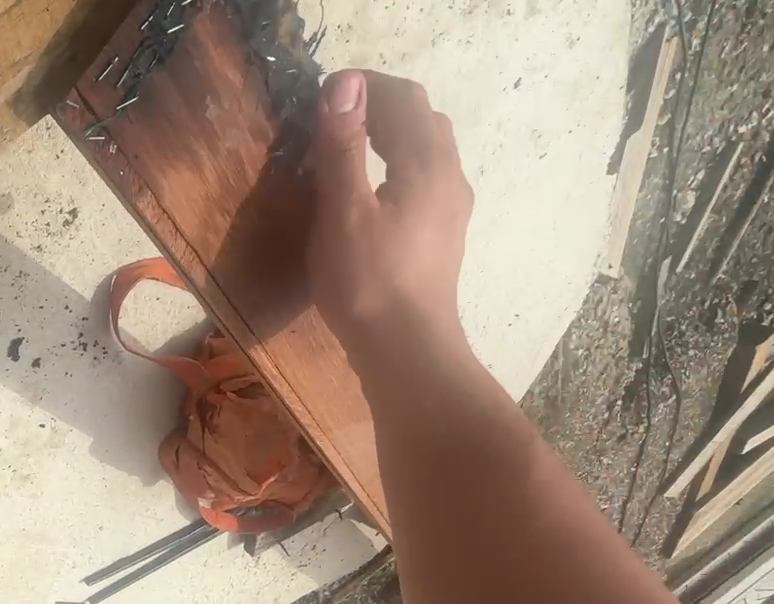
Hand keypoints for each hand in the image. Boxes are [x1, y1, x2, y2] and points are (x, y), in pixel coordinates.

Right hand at [308, 70, 475, 361]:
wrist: (405, 349)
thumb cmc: (367, 283)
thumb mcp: (344, 214)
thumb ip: (343, 149)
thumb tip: (342, 84)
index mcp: (426, 164)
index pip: (402, 100)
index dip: (365, 86)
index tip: (323, 91)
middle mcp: (449, 177)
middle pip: (422, 121)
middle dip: (381, 108)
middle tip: (335, 118)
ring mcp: (450, 210)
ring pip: (427, 153)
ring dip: (391, 138)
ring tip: (350, 152)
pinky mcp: (442, 237)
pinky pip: (424, 182)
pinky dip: (397, 168)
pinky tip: (373, 196)